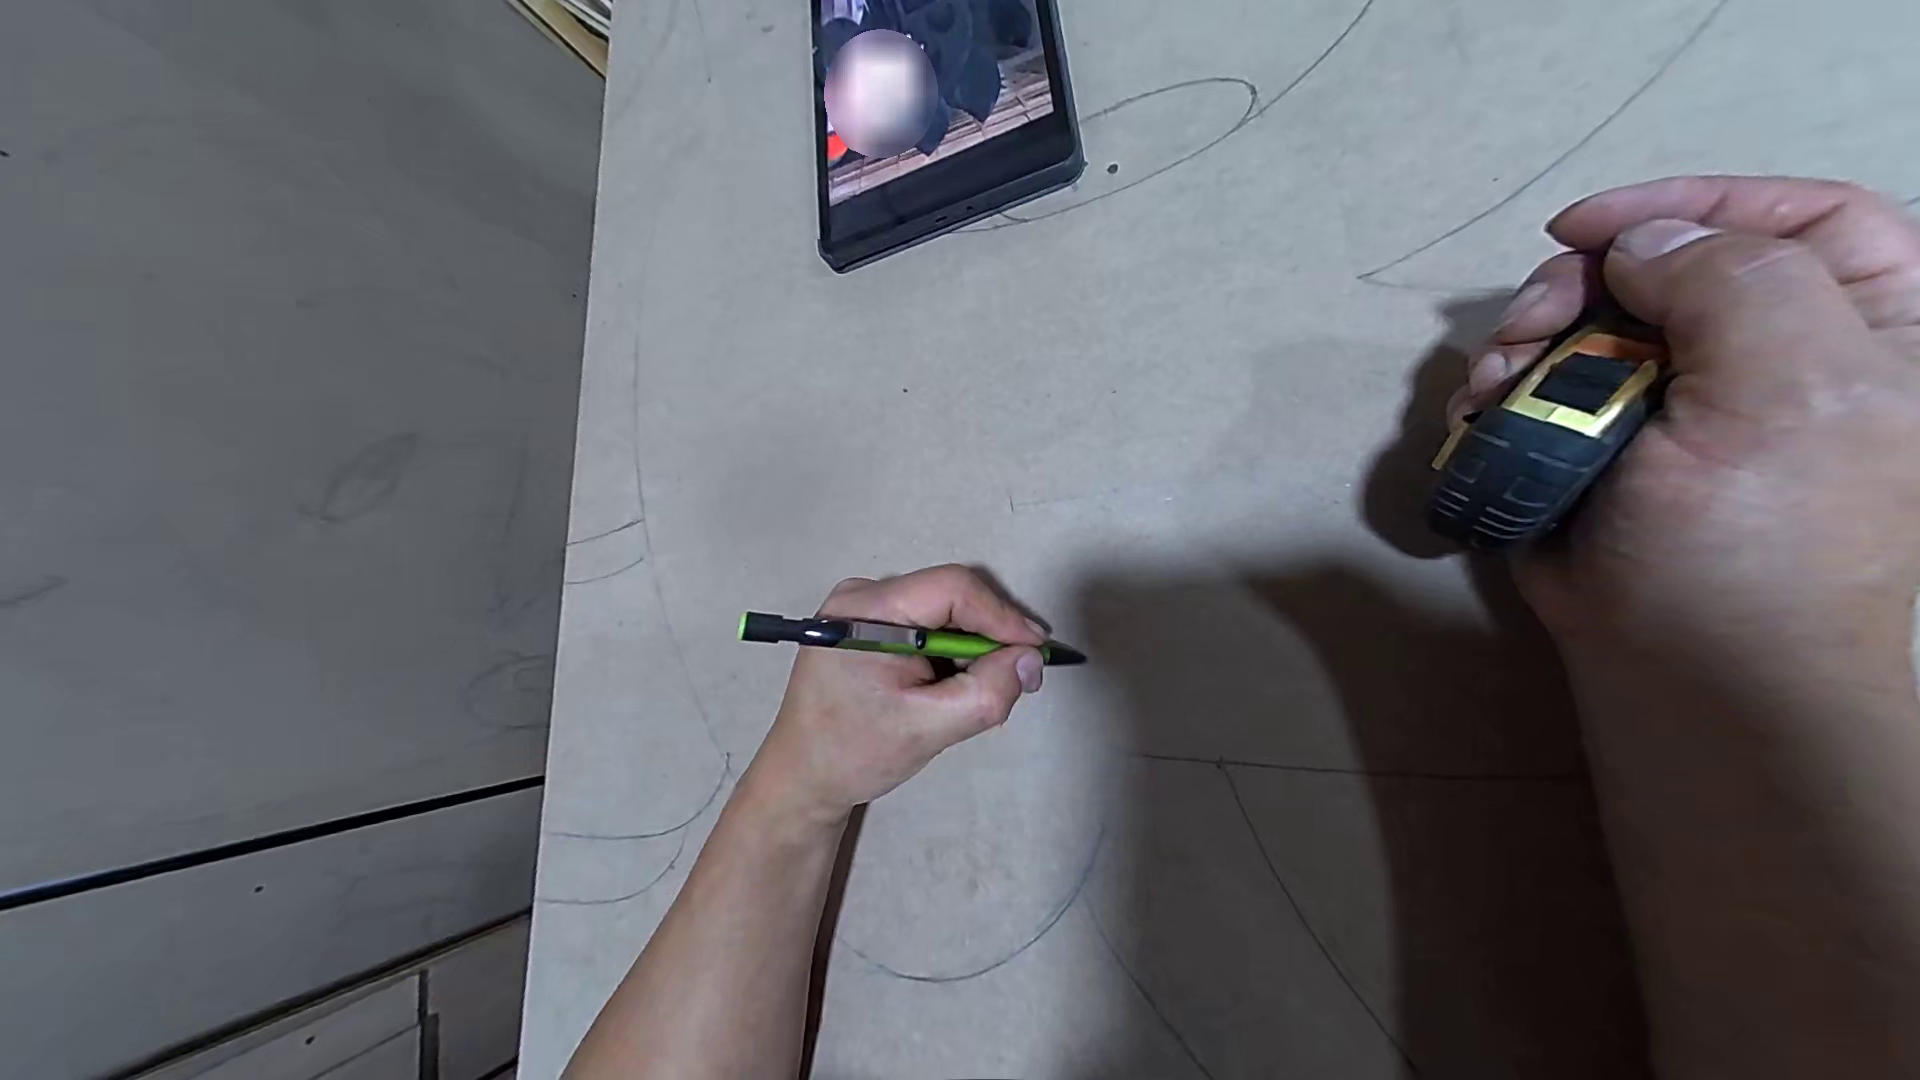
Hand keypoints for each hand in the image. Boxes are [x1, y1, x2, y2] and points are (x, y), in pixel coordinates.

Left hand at [745, 564, 1047, 823]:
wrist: (801, 776)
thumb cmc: (852, 754)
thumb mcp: (926, 729)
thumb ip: (985, 694)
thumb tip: (1031, 659)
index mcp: (866, 610)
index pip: (952, 589)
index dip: (1001, 615)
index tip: (1037, 651)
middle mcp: (865, 595)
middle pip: (952, 596)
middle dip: (992, 634)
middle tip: (1021, 675)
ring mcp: (867, 607)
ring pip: (946, 611)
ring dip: (975, 646)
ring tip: (984, 690)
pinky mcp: (873, 624)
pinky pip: (932, 623)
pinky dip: (955, 652)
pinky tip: (955, 686)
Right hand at [1452, 176, 1919, 663]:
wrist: (1673, 646)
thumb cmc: (1760, 533)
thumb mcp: (1790, 399)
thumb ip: (1736, 290)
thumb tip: (1640, 242)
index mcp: (1847, 327)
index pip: (1789, 219)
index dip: (1685, 206)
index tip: (1578, 229)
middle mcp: (1743, 355)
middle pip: (1647, 275)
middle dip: (1567, 292)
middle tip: (1522, 331)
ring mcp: (1648, 401)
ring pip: (1569, 334)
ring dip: (1514, 348)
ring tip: (1490, 392)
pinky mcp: (1575, 440)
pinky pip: (1524, 390)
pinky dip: (1489, 396)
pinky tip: (1477, 419)